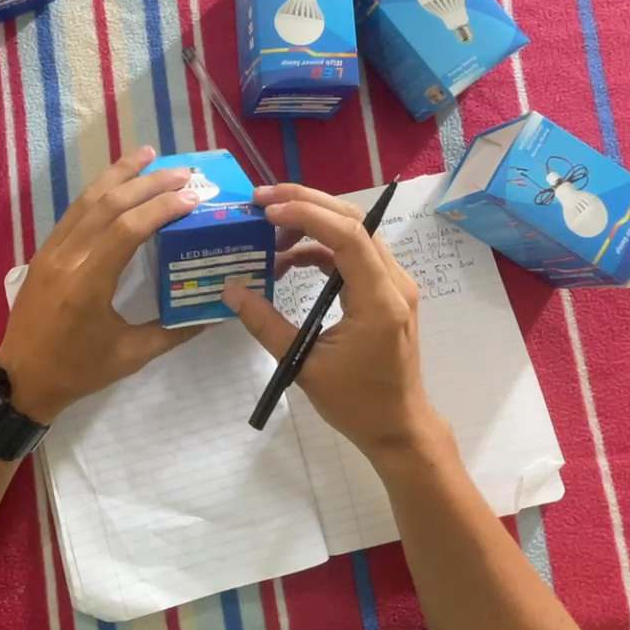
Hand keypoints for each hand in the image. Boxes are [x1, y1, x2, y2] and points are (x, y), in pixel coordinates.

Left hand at [0, 147, 205, 422]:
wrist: (21, 378)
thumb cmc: (77, 371)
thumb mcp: (131, 356)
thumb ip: (173, 331)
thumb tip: (214, 312)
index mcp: (87, 285)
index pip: (126, 231)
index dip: (160, 208)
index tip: (191, 197)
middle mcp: (66, 259)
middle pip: (108, 206)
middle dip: (147, 183)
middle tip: (182, 171)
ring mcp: (50, 252)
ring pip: (86, 201)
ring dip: (118, 175)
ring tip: (147, 154)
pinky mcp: (44, 253)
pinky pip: (73, 213)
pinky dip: (97, 192)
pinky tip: (115, 182)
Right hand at [220, 184, 447, 463]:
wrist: (400, 427)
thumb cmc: (357, 403)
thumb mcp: (303, 366)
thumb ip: (266, 324)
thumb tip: (230, 291)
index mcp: (380, 300)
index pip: (348, 236)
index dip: (306, 215)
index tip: (266, 212)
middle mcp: (393, 282)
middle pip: (353, 221)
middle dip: (306, 203)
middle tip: (260, 201)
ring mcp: (392, 284)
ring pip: (353, 232)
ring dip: (311, 222)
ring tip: (268, 231)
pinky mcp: (384, 291)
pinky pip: (352, 254)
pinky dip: (319, 247)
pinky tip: (288, 261)